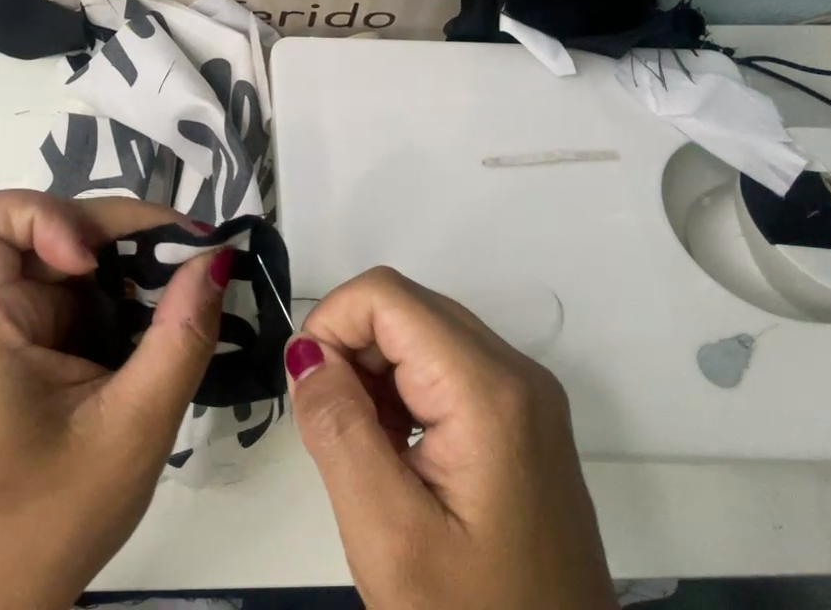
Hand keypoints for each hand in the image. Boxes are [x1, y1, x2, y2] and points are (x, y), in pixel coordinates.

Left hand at [0, 191, 231, 609]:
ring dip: (129, 254)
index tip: (93, 262)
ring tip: (191, 276)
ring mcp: (15, 323)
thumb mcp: (136, 426)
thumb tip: (215, 259)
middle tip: (190, 252)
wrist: (20, 570)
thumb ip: (179, 339)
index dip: (41, 216)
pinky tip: (169, 308)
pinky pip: (83, 286)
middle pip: (40, 224)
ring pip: (69, 249)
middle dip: (115, 229)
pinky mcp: (40, 337)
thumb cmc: (61, 510)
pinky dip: (128, 286)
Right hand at [287, 267, 616, 609]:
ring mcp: (525, 395)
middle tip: (338, 432)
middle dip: (351, 352)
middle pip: (405, 308)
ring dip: (373, 375)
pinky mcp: (521, 419)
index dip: (331, 325)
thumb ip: (338, 428)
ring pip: (420, 334)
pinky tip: (397, 456)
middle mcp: (516, 373)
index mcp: (489, 391)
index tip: (312, 395)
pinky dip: (401, 394)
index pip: (386, 296)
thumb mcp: (386, 533)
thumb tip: (305, 349)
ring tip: (370, 453)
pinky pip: (443, 368)